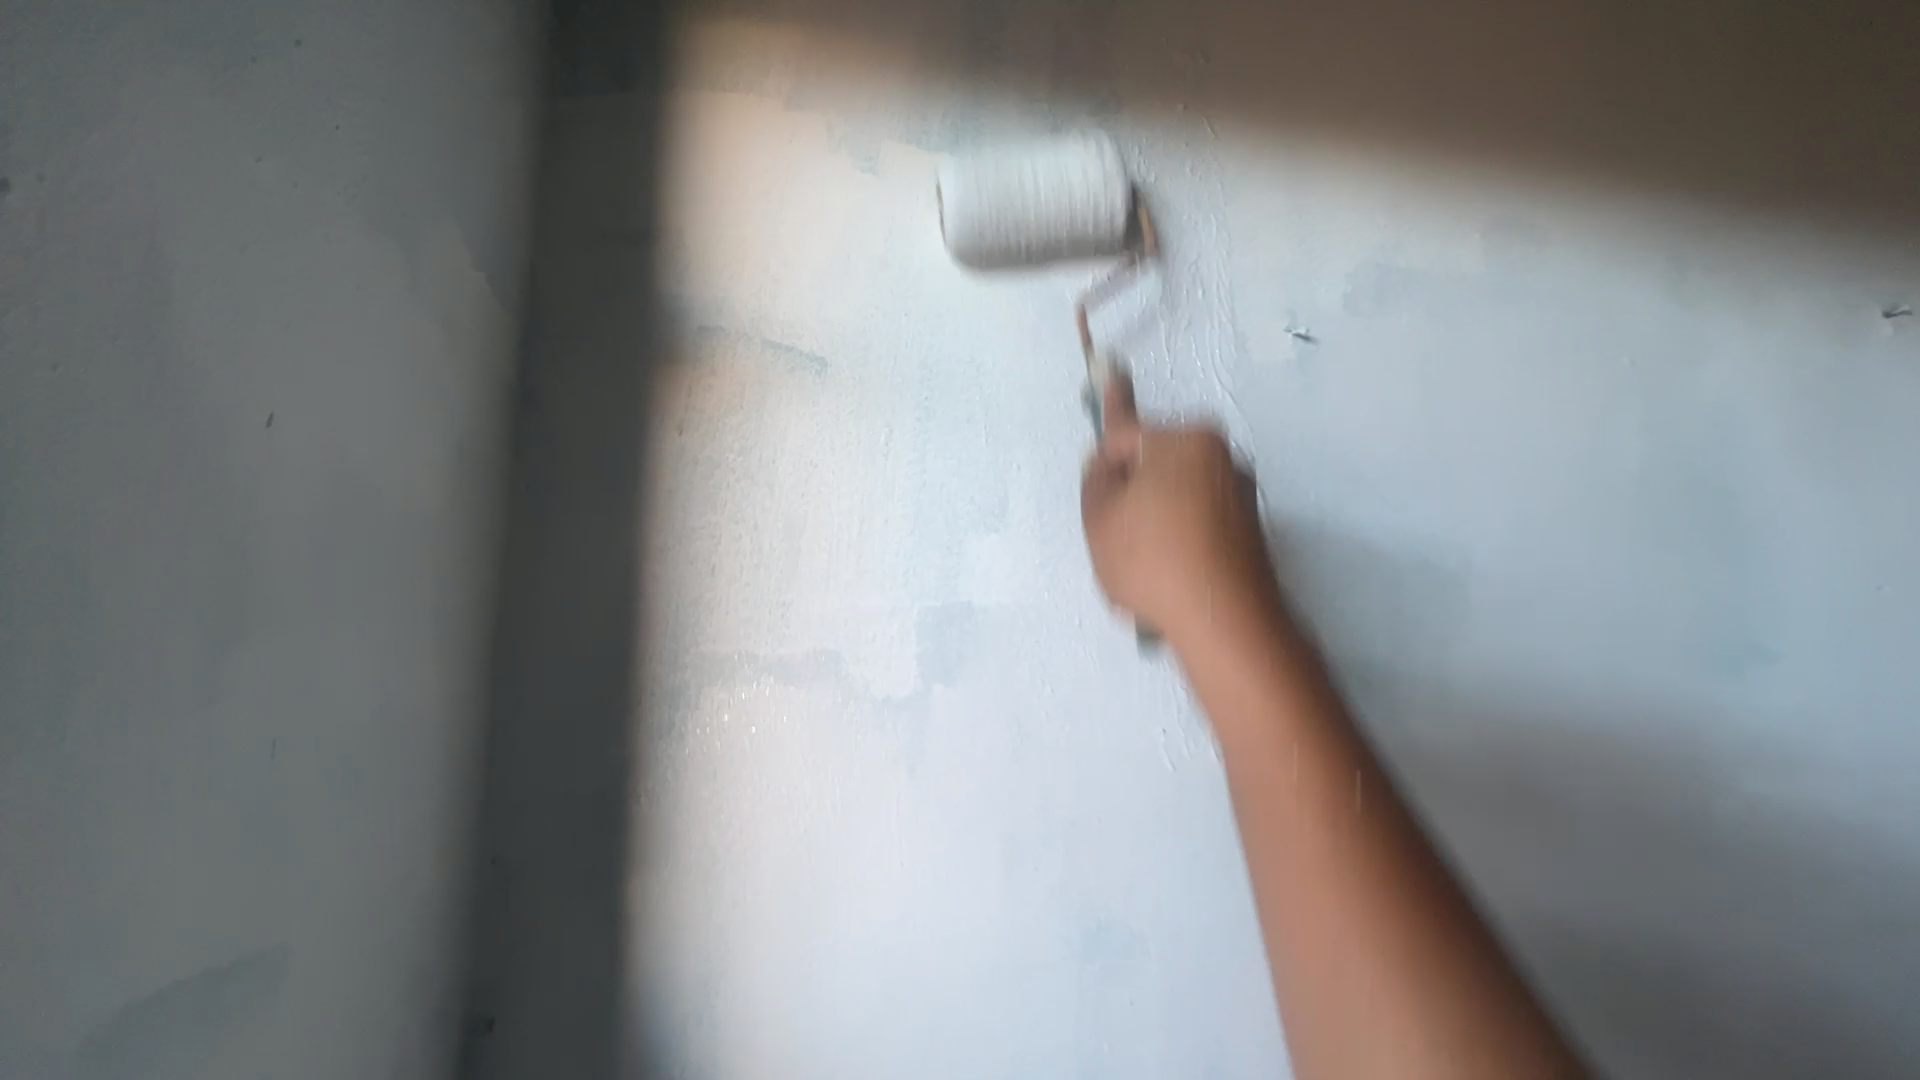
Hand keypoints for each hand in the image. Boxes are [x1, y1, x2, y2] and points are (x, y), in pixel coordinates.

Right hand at [1080, 371, 1278, 645]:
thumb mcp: (1099, 517)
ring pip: (1178, 494)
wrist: (1225, 620)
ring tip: (1139, 563)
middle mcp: (1220, 456)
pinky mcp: (1250, 529)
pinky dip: (1181, 535)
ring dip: (1155, 515)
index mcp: (1184, 440)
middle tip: (1111, 531)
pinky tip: (1168, 573)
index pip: (1126, 433)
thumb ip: (1095, 479)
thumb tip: (1106, 462)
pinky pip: (1201, 520)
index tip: (1109, 389)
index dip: (1104, 439)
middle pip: (1156, 462)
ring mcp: (1241, 494)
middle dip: (1130, 489)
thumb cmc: (1151, 558)